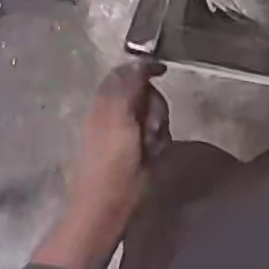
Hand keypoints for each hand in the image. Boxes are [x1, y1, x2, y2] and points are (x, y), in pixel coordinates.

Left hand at [67, 61, 168, 217]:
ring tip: (151, 146)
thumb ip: (128, 87)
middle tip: (150, 127)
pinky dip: (157, 141)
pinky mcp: (137, 150)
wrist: (107, 206)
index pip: (126, 74)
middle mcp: (115, 112)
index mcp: (105, 101)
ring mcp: (126, 132)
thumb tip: (138, 62)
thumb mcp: (118, 117)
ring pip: (153, 114)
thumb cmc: (111, 162)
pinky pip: (155, 135)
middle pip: (145, 94)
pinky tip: (153, 155)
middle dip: (154, 106)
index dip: (144, 69)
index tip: (163, 70)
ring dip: (157, 125)